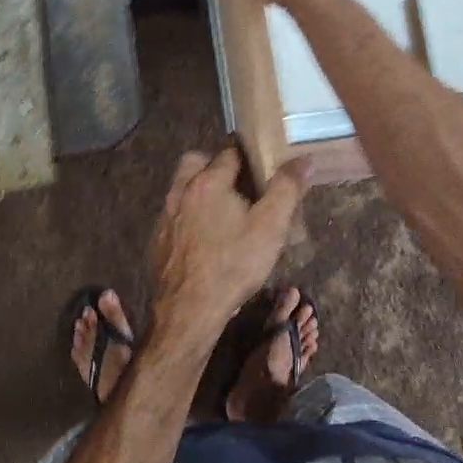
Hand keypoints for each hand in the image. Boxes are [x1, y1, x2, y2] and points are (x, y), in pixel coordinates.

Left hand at [149, 149, 311, 344]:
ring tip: (225, 212)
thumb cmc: (233, 264)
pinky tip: (205, 238)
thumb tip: (304, 160)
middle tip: (240, 186)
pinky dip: (189, 215)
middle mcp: (181, 191)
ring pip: (183, 187)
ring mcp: (166, 215)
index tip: (264, 166)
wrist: (189, 309)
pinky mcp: (158, 239)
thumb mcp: (270, 227)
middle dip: (217, 166)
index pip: (230, 152)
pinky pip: (175, 214)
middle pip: (197, 162)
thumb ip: (286, 189)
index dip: (250, 156)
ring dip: (202, 190)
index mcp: (208, 181)